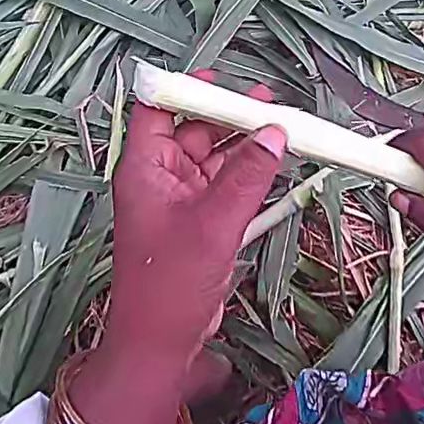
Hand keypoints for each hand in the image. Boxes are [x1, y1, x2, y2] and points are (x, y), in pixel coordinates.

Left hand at [106, 73, 287, 358]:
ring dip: (242, 144)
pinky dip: (246, 172)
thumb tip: (275, 133)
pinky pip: (223, 183)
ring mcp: (179, 197)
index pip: (157, 110)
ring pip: (212, 156)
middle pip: (192, 129)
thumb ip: (247, 176)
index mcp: (144, 167)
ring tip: (279, 127)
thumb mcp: (213, 224)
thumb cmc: (170, 284)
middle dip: (227, 116)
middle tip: (267, 104)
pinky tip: (273, 161)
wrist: (161, 343)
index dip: (185, 89)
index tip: (220, 80)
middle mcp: (159, 176)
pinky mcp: (198, 218)